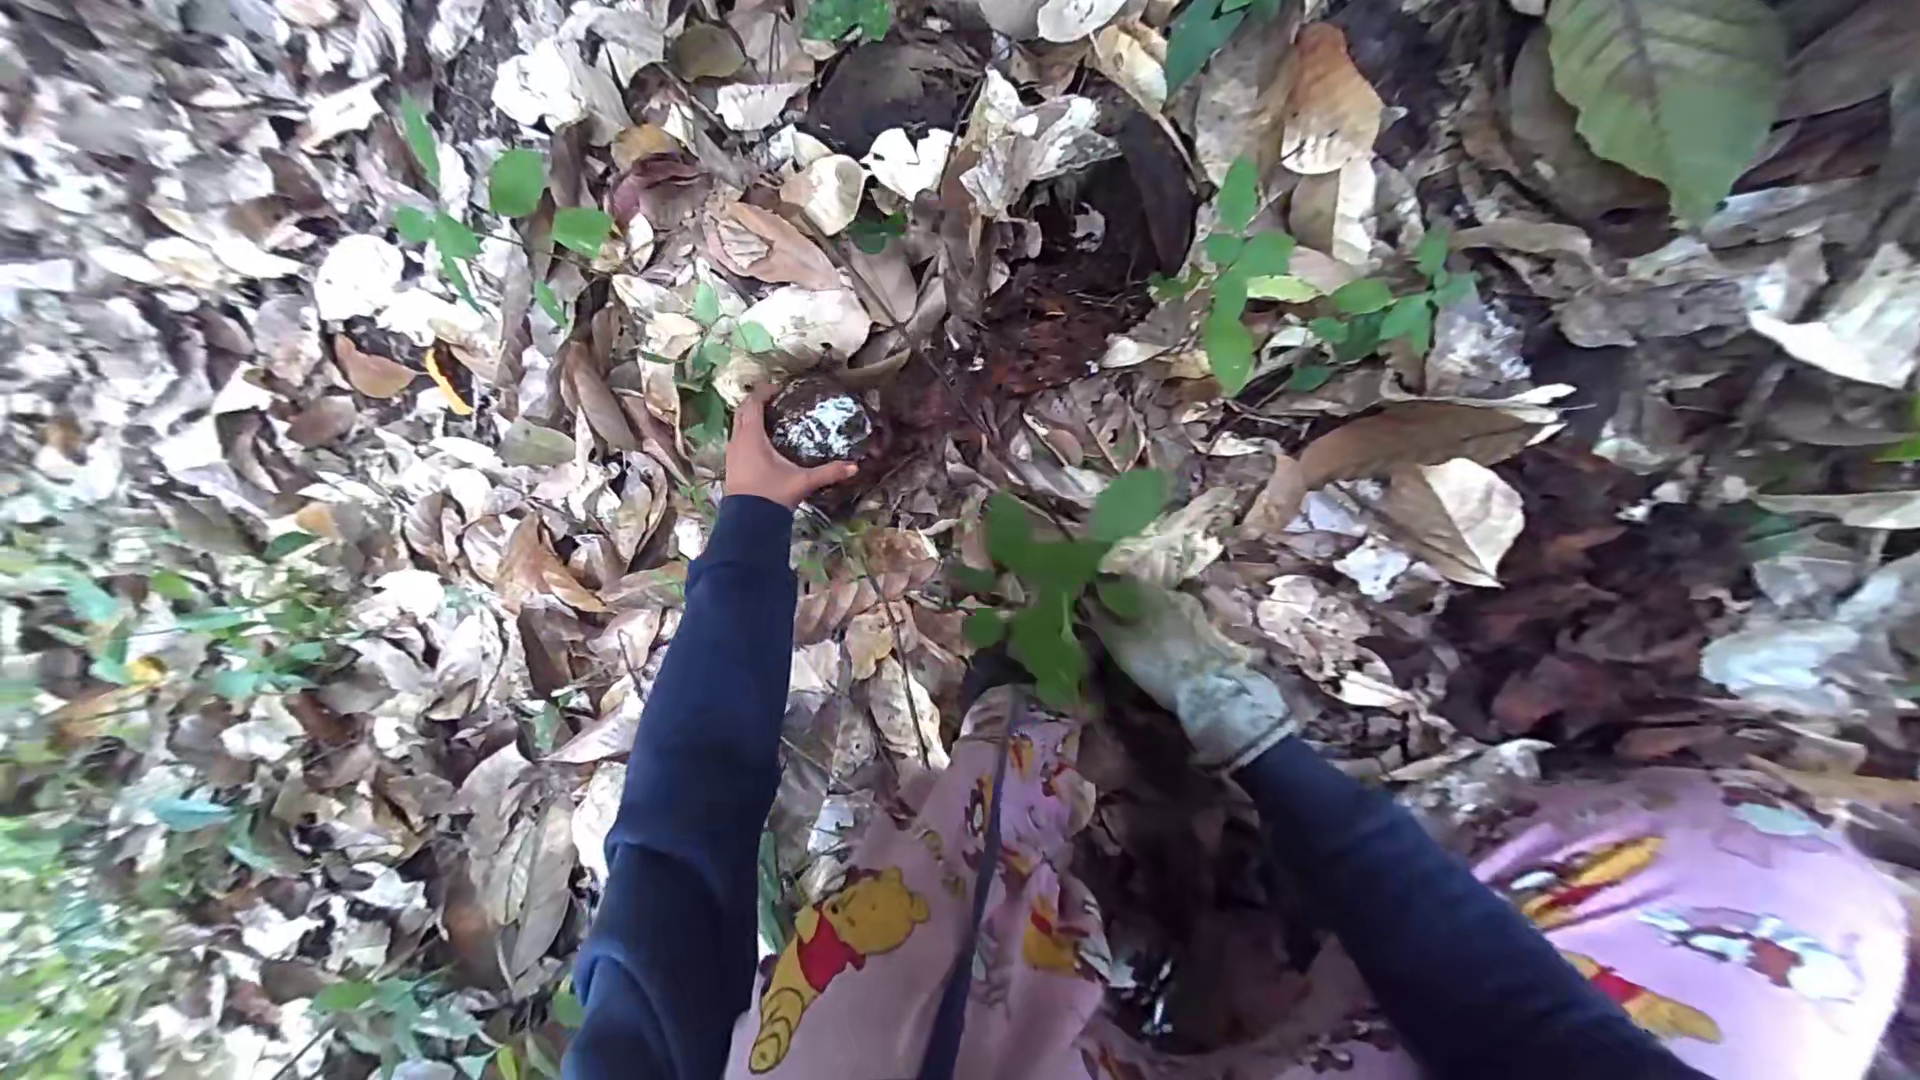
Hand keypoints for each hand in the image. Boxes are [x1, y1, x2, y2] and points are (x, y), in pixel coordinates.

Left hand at [725, 385, 858, 508]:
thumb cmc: (773, 494)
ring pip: (736, 425)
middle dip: (755, 402)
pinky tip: (760, 441)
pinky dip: (746, 432)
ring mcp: (732, 453)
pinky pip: (737, 438)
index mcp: (752, 436)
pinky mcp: (731, 465)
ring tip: (768, 417)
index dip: (764, 392)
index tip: (777, 388)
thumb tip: (854, 467)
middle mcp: (738, 440)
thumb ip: (828, 473)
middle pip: (742, 411)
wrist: (749, 521)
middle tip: (774, 399)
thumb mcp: (803, 481)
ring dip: (749, 417)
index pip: (753, 404)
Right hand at [1091, 583, 1303, 771]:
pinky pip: (1179, 624)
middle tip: (1114, 612)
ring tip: (1137, 629)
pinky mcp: (1210, 634)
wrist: (1211, 690)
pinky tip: (1161, 642)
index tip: (1092, 592)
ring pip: (1165, 608)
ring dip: (1150, 615)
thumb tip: (1082, 600)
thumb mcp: (1120, 642)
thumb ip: (1100, 620)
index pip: (1123, 580)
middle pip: (1146, 592)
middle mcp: (1176, 595)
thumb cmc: (1158, 661)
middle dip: (1129, 600)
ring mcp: (1197, 614)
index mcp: (1152, 592)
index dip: (1106, 585)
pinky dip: (1166, 629)